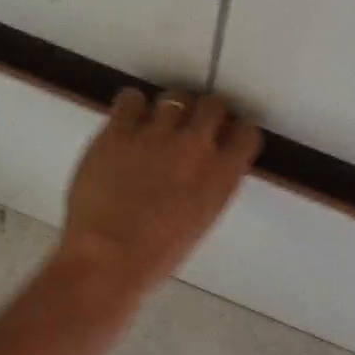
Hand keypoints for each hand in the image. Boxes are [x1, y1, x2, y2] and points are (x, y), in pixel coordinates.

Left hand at [58, 88, 262, 289]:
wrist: (108, 257)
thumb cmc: (155, 256)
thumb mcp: (198, 223)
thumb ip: (205, 190)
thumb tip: (197, 173)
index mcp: (222, 177)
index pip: (246, 135)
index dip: (234, 134)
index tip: (224, 139)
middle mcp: (195, 147)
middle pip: (212, 105)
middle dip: (204, 112)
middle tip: (189, 126)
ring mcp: (156, 134)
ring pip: (173, 97)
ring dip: (168, 109)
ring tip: (154, 124)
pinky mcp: (118, 131)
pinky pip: (130, 99)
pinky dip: (130, 106)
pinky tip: (126, 121)